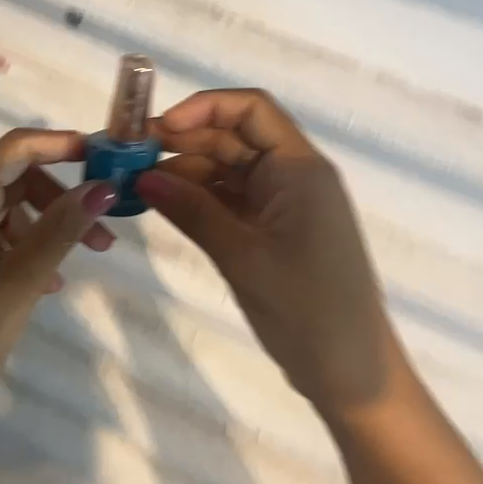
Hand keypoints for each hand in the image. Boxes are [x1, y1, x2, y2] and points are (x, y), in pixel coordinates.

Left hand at [0, 129, 117, 422]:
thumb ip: (62, 228)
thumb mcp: (21, 283)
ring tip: (67, 271)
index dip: (61, 144)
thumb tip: (103, 187)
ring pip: (0, 204)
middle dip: (58, 199)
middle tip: (102, 237)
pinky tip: (39, 282)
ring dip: (40, 227)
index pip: (15, 148)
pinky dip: (15, 244)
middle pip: (11, 177)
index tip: (103, 157)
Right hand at [140, 89, 398, 414]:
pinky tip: (162, 204)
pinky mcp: (273, 231)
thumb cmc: (307, 309)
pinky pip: (229, 199)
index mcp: (299, 168)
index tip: (157, 130)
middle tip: (130, 157)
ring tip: (135, 184)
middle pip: (233, 137)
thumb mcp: (242, 256)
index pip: (251, 108)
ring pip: (226, 168)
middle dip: (183, 140)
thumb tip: (141, 176)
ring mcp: (283, 204)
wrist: (353, 375)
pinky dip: (196, 198)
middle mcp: (293, 176)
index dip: (203, 107)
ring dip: (184, 171)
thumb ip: (191, 210)